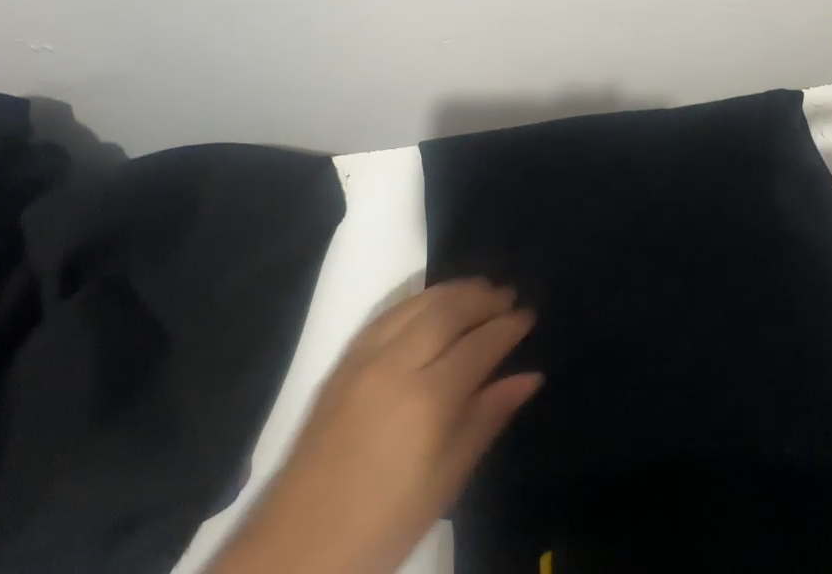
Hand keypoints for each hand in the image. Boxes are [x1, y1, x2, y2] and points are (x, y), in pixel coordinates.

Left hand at [209, 280, 540, 573]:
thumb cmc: (388, 520)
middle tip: (508, 294)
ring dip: (449, 291)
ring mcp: (362, 359)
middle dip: (481, 298)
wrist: (302, 542)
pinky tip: (429, 303)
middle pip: (445, 311)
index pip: (478, 345)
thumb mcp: (448, 479)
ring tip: (478, 289)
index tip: (528, 315)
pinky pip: (385, 315)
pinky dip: (415, 301)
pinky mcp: (340, 363)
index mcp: (427, 399)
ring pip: (413, 304)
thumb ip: (487, 417)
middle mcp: (394, 364)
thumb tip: (529, 376)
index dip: (507, 327)